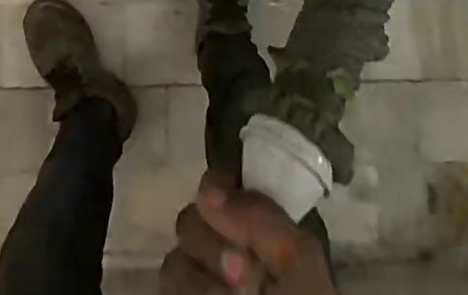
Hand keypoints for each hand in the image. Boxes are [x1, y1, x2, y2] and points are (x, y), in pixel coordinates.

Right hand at [160, 171, 334, 294]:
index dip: (214, 189)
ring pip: (173, 263)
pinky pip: (168, 293)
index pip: (216, 184)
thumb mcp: (299, 261)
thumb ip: (261, 219)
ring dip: (201, 285)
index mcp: (255, 224)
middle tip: (240, 273)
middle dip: (211, 245)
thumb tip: (208, 193)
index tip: (216, 203)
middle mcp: (223, 247)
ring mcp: (201, 283)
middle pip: (188, 221)